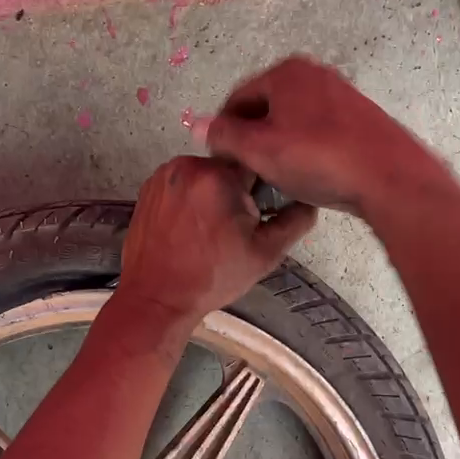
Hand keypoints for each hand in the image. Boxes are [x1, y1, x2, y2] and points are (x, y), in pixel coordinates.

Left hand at [117, 157, 317, 323]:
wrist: (157, 297)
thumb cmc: (212, 277)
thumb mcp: (266, 253)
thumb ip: (295, 220)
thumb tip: (311, 201)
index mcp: (219, 176)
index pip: (258, 162)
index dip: (263, 187)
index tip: (259, 213)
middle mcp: (189, 165)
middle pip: (229, 166)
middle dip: (236, 191)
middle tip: (234, 227)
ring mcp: (165, 174)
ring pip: (205, 173)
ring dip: (212, 192)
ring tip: (210, 229)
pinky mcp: (149, 186)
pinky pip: (182, 182)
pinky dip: (190, 197)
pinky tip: (190, 226)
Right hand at [205, 57, 442, 213]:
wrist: (390, 177)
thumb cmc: (319, 160)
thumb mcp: (259, 151)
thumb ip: (223, 136)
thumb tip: (196, 124)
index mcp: (286, 72)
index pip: (236, 100)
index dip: (224, 132)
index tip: (224, 162)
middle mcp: (314, 73)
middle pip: (266, 107)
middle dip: (253, 137)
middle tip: (250, 171)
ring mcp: (341, 93)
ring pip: (292, 119)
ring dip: (279, 144)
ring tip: (279, 176)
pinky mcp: (360, 116)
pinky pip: (318, 129)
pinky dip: (307, 147)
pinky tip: (310, 173)